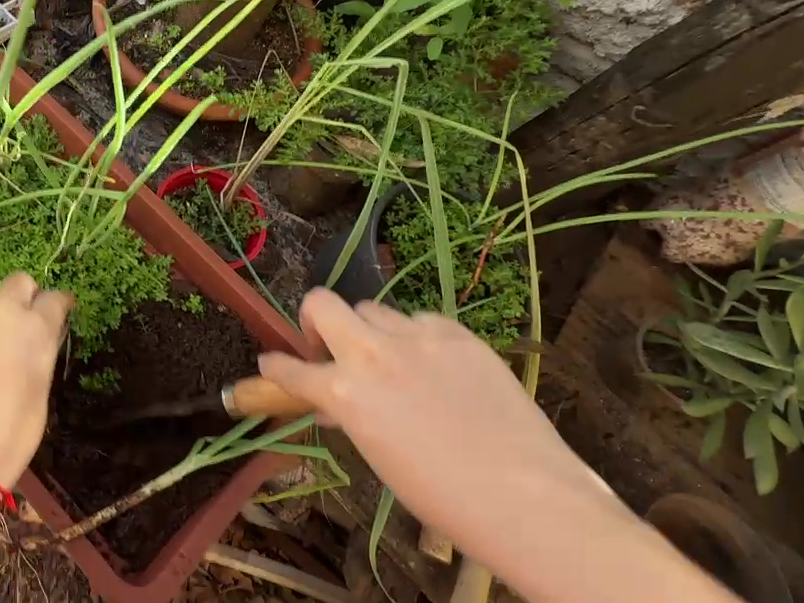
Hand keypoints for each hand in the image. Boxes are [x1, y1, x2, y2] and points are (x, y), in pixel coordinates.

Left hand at [0, 272, 71, 487]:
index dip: (60, 306)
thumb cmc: (9, 435)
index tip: (62, 314)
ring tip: (1, 345)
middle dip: (28, 295)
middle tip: (30, 323)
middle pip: (19, 282)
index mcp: (34, 328)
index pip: (54, 298)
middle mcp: (0, 314)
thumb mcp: (40, 396)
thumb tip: (43, 337)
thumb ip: (41, 355)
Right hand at [259, 289, 623, 560]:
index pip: (289, 367)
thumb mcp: (379, 457)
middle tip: (328, 346)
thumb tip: (336, 406)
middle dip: (314, 320)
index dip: (276, 366)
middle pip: (321, 303)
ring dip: (372, 333)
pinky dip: (418, 339)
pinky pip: (422, 321)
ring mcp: (417, 338)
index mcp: (344, 392)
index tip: (273, 364)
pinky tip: (438, 369)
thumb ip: (351, 416)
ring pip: (374, 310)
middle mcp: (371, 354)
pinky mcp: (458, 334)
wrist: (530, 501)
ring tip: (395, 364)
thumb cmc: (444, 497)